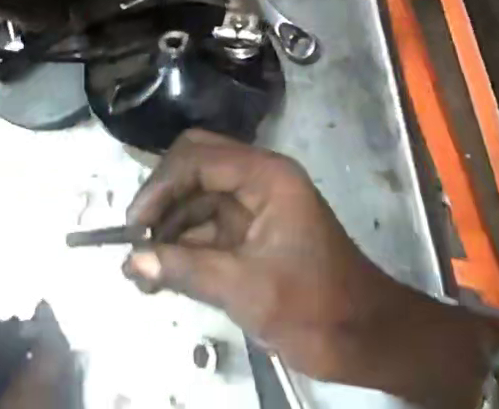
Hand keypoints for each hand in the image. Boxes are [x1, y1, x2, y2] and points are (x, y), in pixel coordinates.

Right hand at [119, 130, 453, 383]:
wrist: (367, 340)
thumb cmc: (316, 309)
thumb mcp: (248, 290)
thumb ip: (188, 269)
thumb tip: (132, 259)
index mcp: (266, 175)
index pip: (200, 158)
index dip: (161, 185)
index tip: (134, 224)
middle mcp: (257, 178)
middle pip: (195, 164)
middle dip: (162, 197)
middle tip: (135, 235)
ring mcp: (253, 203)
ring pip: (196, 195)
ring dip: (167, 225)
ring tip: (138, 267)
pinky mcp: (249, 231)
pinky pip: (205, 224)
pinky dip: (181, 244)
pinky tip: (158, 272)